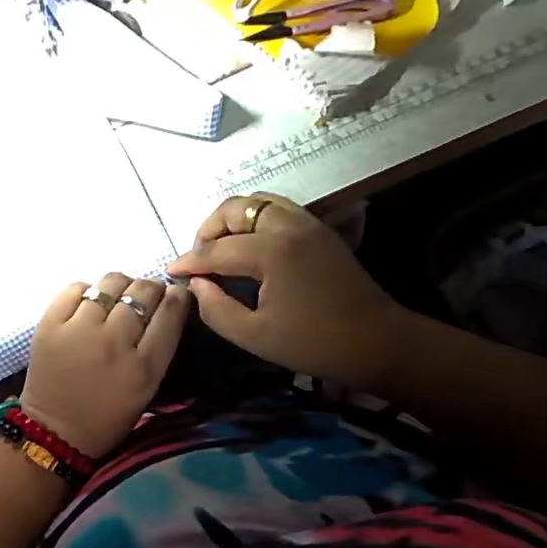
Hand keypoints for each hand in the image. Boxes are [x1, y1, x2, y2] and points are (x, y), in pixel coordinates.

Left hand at [18, 273, 192, 457]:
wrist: (55, 432)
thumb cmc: (108, 416)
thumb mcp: (147, 388)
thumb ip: (160, 348)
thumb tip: (168, 306)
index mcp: (144, 366)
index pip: (171, 312)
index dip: (178, 296)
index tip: (176, 295)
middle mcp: (115, 342)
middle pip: (143, 292)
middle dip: (151, 289)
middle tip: (145, 297)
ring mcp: (80, 330)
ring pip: (111, 282)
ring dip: (121, 285)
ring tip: (117, 296)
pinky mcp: (51, 325)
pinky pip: (76, 288)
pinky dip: (87, 290)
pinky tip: (89, 304)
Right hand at [167, 193, 406, 386]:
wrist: (377, 342)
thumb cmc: (313, 344)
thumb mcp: (254, 336)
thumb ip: (215, 308)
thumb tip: (197, 284)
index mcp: (271, 250)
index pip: (216, 250)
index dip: (189, 262)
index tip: (169, 272)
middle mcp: (287, 225)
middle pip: (235, 208)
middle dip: (209, 230)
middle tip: (199, 260)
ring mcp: (307, 223)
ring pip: (257, 203)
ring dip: (233, 221)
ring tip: (222, 251)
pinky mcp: (320, 230)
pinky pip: (278, 211)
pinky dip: (256, 221)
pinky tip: (250, 249)